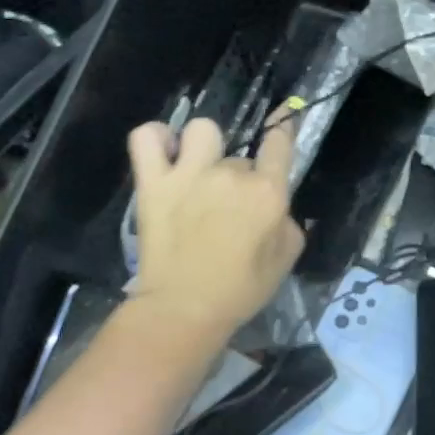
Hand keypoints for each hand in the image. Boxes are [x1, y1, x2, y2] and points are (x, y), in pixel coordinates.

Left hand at [126, 117, 304, 340]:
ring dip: (203, 147)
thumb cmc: (240, 292)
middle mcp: (230, 174)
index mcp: (267, 193)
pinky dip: (156, 138)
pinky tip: (164, 152)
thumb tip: (276, 210)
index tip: (281, 126)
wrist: (185, 308)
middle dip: (238, 177)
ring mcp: (188, 173)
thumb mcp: (284, 262)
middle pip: (239, 156)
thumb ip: (287, 226)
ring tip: (197, 171)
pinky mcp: (153, 182)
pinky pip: (147, 137)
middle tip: (228, 209)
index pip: (280, 144)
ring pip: (201, 131)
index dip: (282, 131)